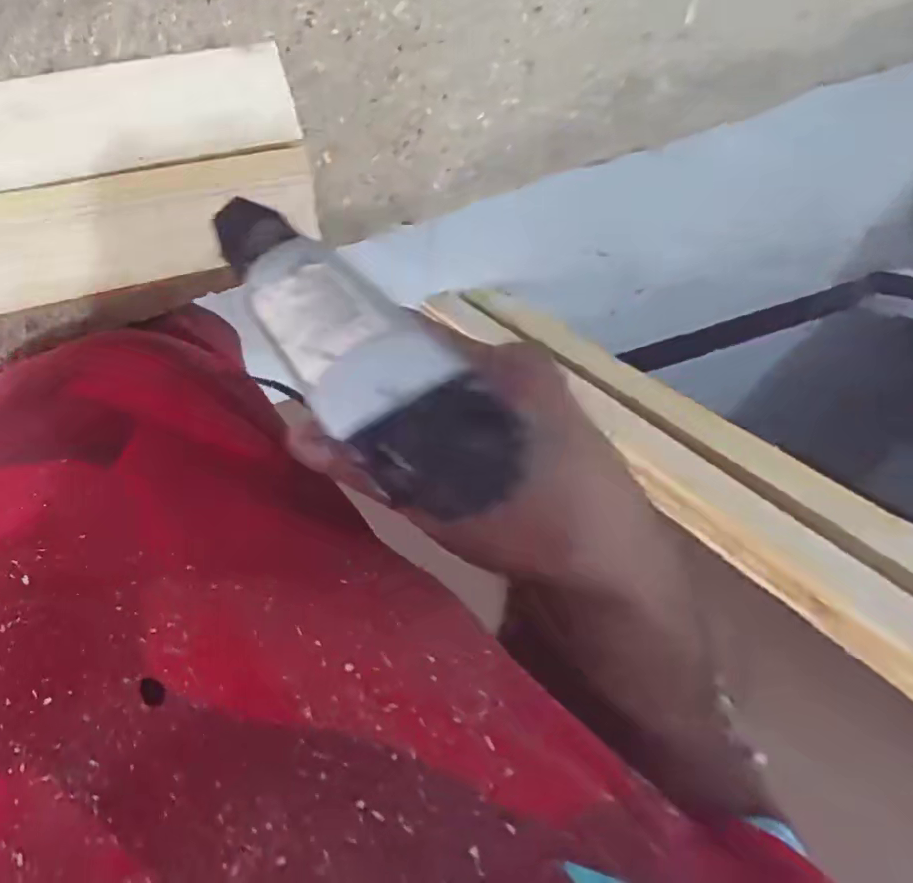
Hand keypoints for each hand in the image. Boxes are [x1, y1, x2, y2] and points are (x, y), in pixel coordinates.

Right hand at [285, 325, 664, 589]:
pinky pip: (459, 407)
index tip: (316, 373)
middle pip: (419, 362)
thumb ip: (364, 466)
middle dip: (373, 387)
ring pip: (437, 388)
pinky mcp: (525, 420)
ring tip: (358, 434)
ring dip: (399, 409)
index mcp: (503, 365)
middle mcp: (512, 367)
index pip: (409, 337)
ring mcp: (522, 392)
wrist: (618, 575)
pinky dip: (426, 424)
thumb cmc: (536, 526)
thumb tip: (294, 436)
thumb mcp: (439, 499)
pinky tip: (407, 449)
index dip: (358, 352)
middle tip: (329, 412)